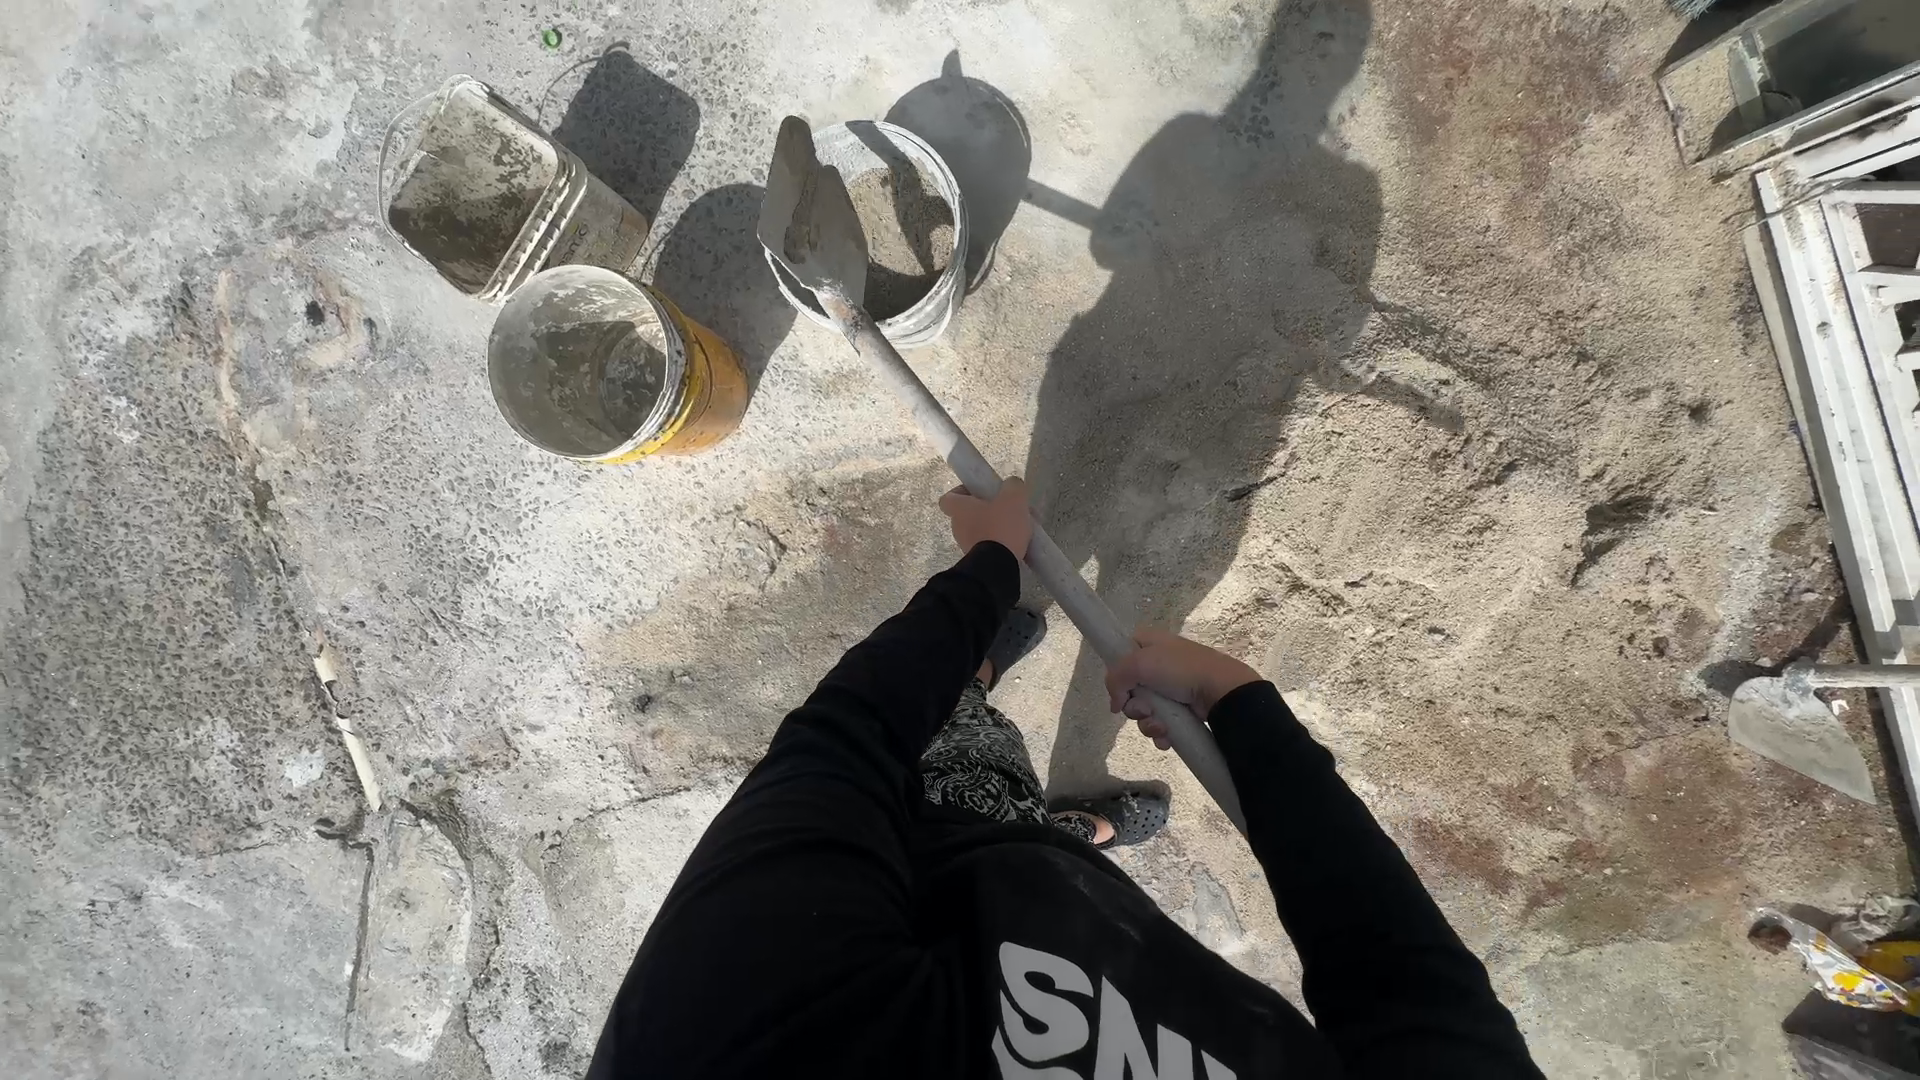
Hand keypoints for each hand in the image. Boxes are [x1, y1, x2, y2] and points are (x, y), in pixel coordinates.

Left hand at [938, 477, 1032, 559]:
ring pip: (982, 529)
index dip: (962, 492)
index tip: (980, 492)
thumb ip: (1013, 486)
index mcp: (959, 509)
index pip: (948, 498)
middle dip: (990, 509)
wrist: (998, 567)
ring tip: (1022, 527)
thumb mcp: (1013, 497)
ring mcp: (966, 545)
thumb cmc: (1001, 527)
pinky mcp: (978, 559)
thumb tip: (1012, 486)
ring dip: (999, 526)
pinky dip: (1002, 542)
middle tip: (1009, 508)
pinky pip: (989, 545)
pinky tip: (1021, 542)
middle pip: (970, 513)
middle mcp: (958, 527)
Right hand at [1104, 627, 1261, 749]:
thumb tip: (1116, 704)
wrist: (1221, 692)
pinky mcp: (1182, 710)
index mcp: (1150, 644)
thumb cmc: (1180, 669)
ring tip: (1160, 726)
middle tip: (1145, 709)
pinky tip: (1166, 737)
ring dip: (1147, 722)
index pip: (1122, 654)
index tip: (1120, 688)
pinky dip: (1160, 733)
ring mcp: (1171, 689)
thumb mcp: (1139, 663)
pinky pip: (1160, 724)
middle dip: (1134, 705)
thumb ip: (1115, 678)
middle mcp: (1158, 665)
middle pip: (1129, 689)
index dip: (1117, 672)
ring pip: (1144, 710)